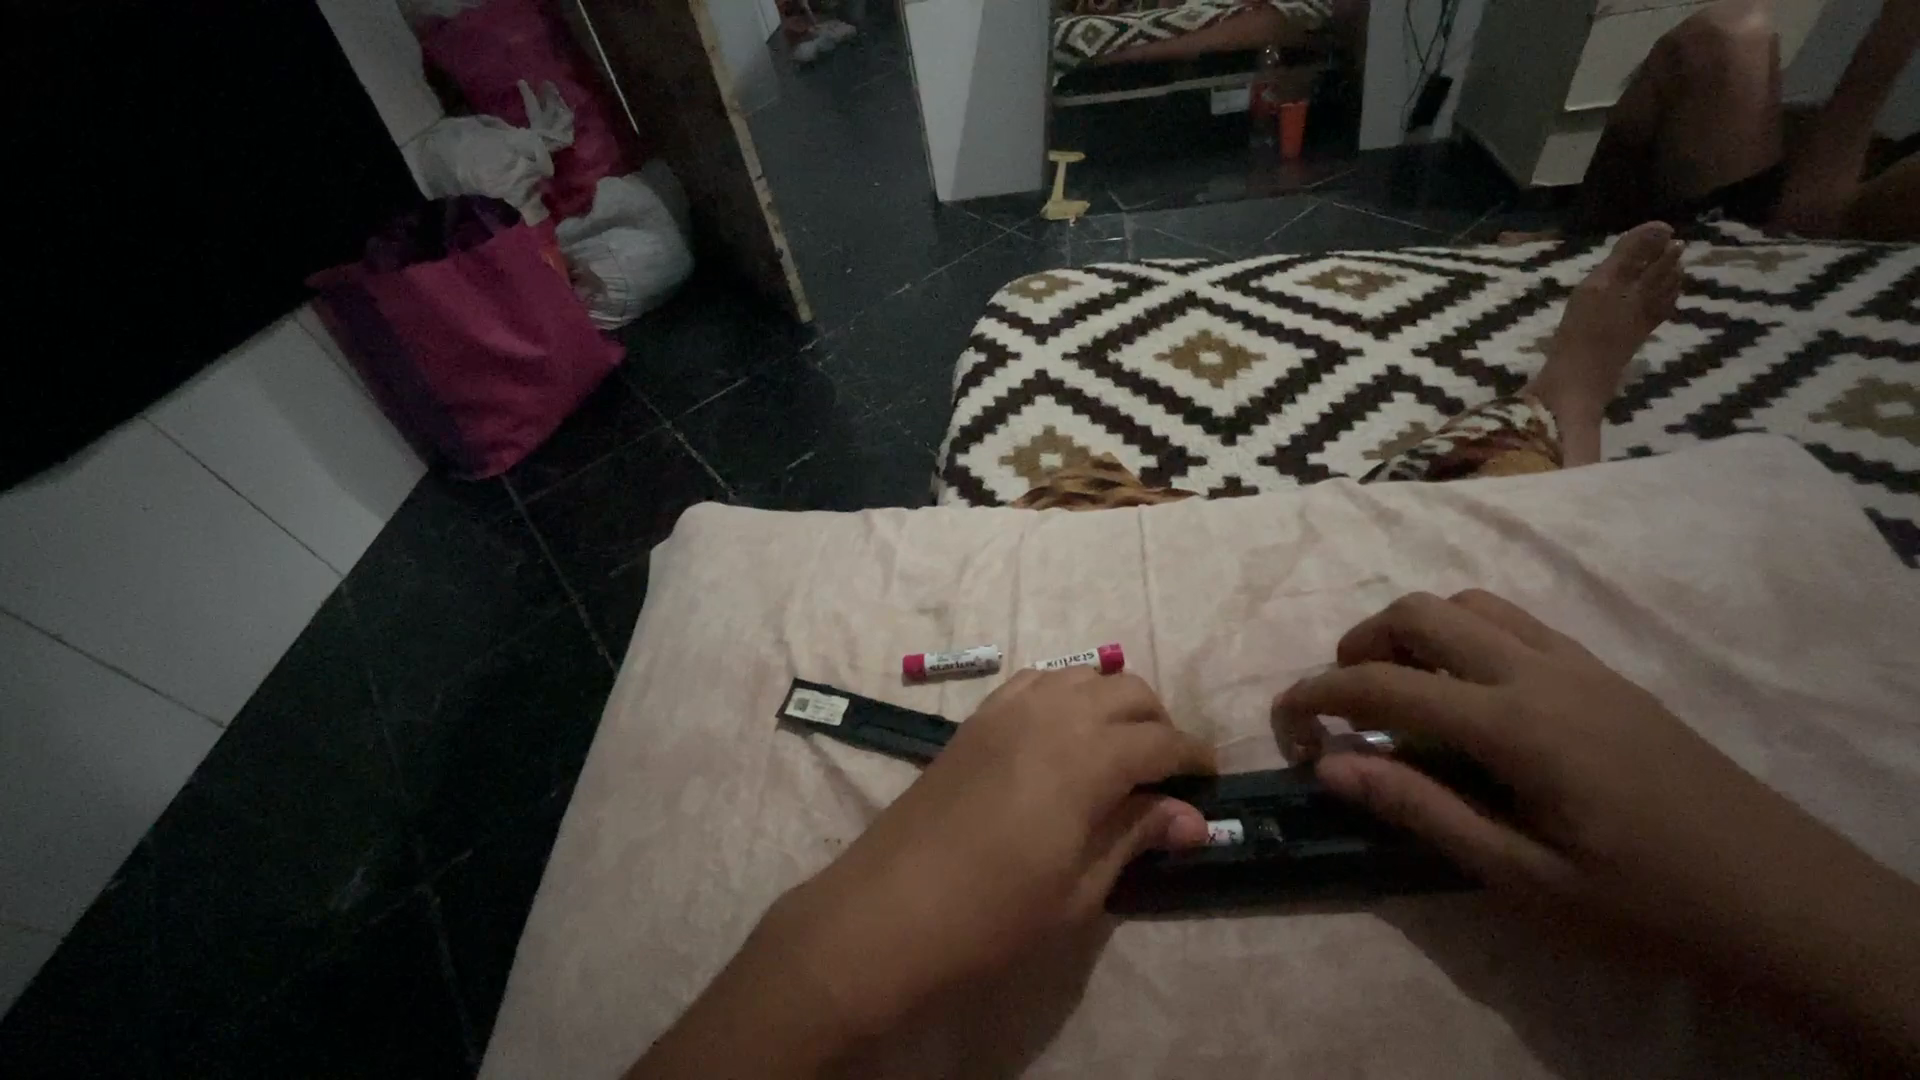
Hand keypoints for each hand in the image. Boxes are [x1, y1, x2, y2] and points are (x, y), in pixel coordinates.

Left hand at [632, 670, 1215, 1077]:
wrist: (893, 906)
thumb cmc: (994, 911)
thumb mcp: (1080, 887)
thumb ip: (1136, 835)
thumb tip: (1194, 818)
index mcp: (1086, 755)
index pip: (1161, 739)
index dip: (1193, 757)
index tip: (1208, 780)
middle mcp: (1052, 713)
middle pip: (1127, 690)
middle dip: (1158, 721)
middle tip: (1165, 770)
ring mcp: (1009, 706)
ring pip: (1082, 674)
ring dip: (1113, 700)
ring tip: (1119, 747)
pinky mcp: (979, 715)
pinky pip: (1037, 679)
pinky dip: (1066, 692)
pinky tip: (1064, 730)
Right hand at [1275, 590, 1919, 1064]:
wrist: (1795, 905)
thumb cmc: (1650, 904)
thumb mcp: (1522, 878)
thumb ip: (1419, 810)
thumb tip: (1328, 768)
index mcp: (1514, 726)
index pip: (1383, 686)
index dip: (1317, 695)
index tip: (1284, 719)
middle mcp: (1538, 672)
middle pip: (1417, 613)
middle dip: (1358, 645)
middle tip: (1342, 700)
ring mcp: (1576, 663)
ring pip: (1465, 604)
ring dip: (1411, 631)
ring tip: (1400, 688)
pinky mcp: (1602, 671)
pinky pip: (1512, 620)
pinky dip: (1462, 633)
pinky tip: (1466, 688)